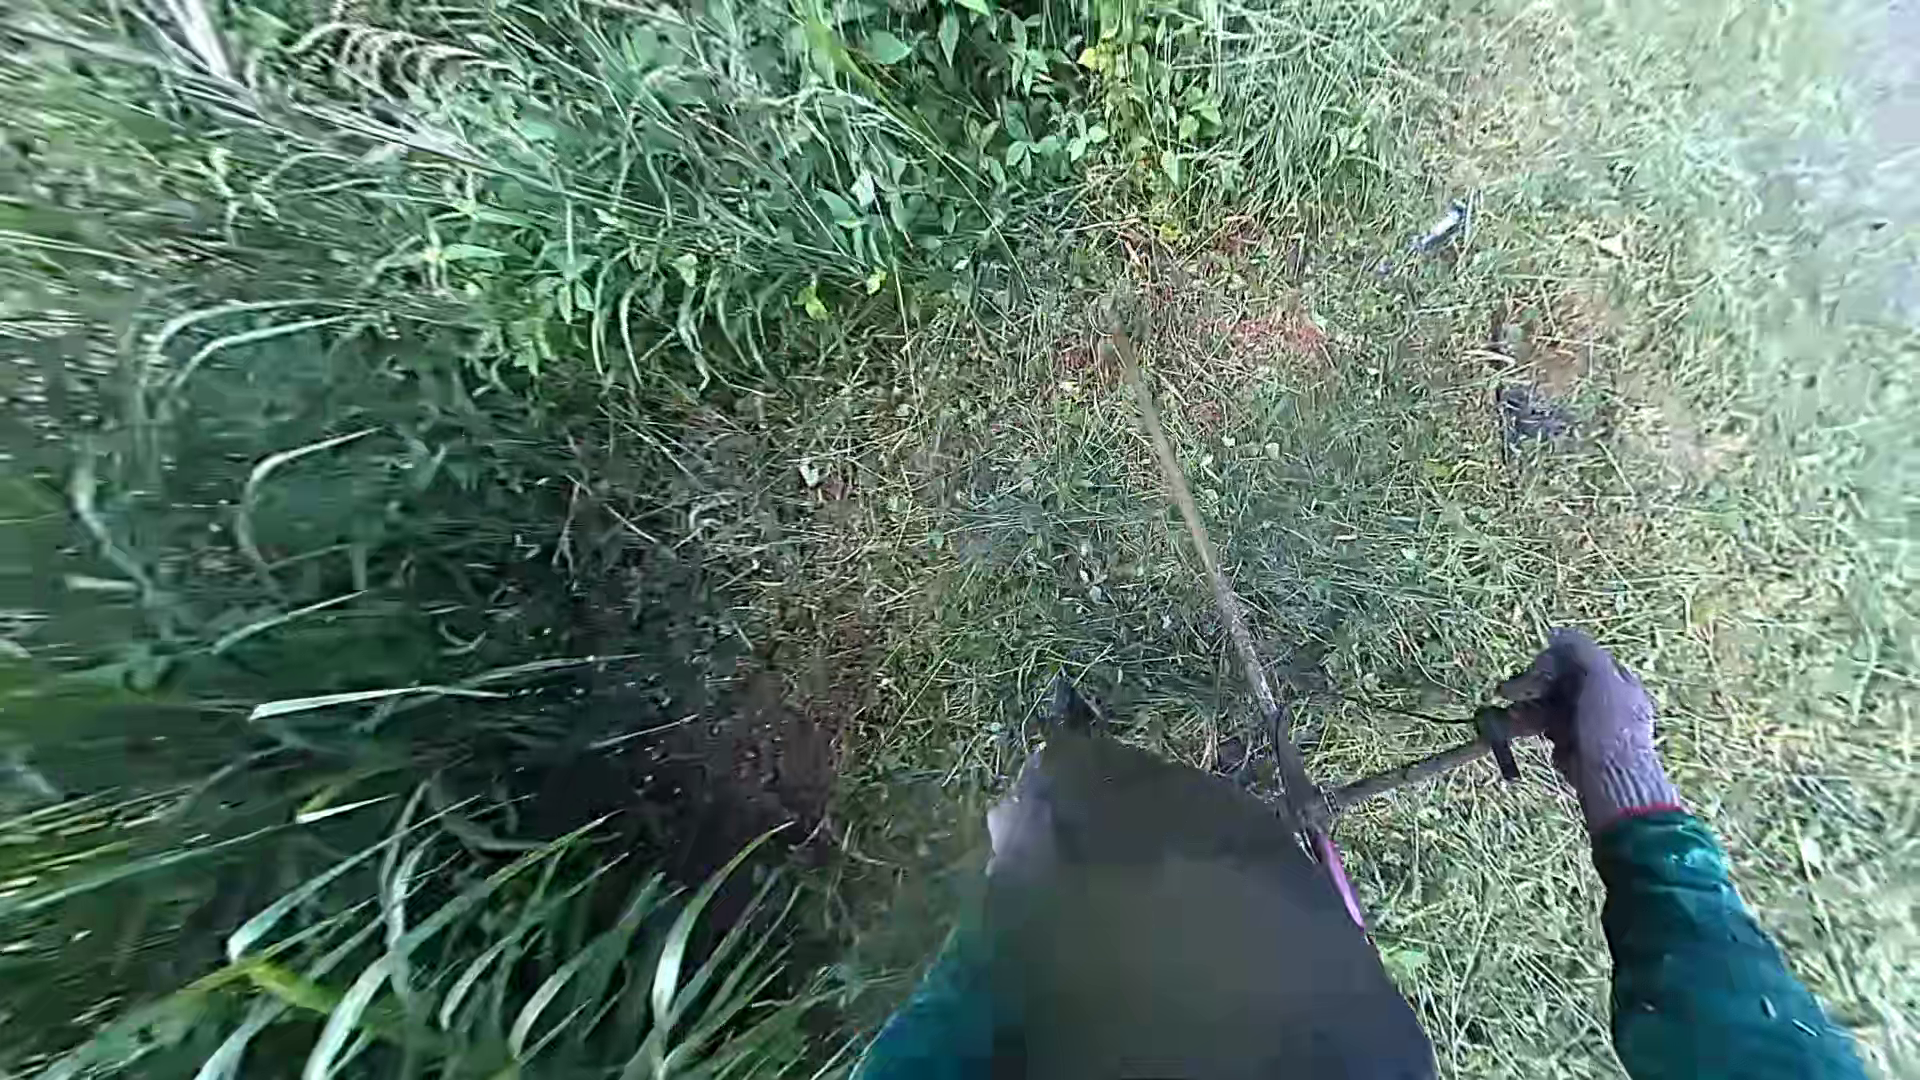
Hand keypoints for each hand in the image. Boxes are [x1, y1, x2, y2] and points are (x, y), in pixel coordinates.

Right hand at [1499, 628, 1681, 831]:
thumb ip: (1584, 653)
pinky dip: (1533, 727)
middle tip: (1508, 693)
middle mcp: (1603, 699)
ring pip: (1545, 703)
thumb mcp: (1602, 681)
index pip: (1576, 659)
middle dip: (1531, 687)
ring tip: (1516, 720)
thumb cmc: (1609, 726)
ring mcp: (1586, 721)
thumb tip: (1559, 631)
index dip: (1551, 661)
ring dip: (1526, 709)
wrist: (1609, 776)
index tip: (1536, 670)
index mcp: (1617, 682)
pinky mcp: (1571, 740)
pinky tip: (1530, 733)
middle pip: (1556, 681)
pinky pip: (1544, 725)